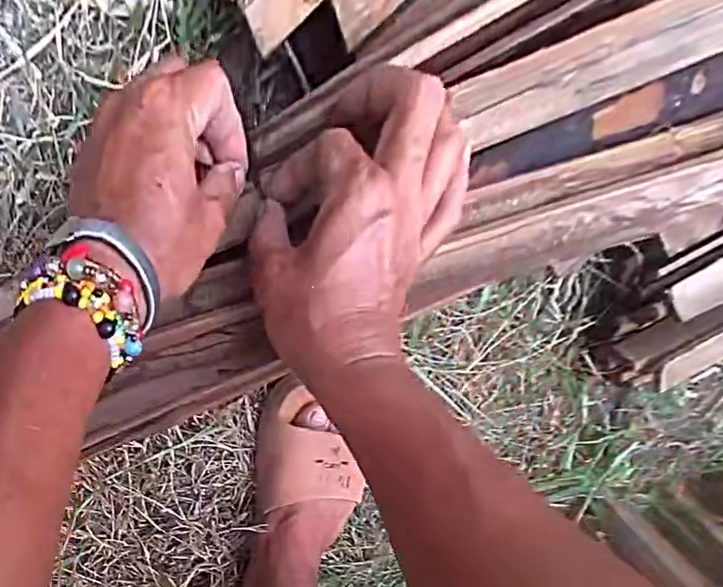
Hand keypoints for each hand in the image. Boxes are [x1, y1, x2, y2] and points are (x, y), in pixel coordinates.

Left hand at [69, 56, 248, 299]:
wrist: (104, 276)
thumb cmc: (149, 249)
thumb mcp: (210, 218)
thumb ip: (227, 182)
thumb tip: (227, 174)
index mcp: (166, 108)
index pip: (213, 85)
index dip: (231, 126)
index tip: (231, 163)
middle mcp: (128, 105)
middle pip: (176, 81)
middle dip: (199, 118)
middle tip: (208, 163)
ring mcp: (102, 128)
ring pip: (145, 103)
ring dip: (168, 130)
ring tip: (179, 176)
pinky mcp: (86, 154)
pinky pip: (120, 132)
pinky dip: (139, 146)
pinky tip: (150, 186)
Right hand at [248, 67, 467, 373]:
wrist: (349, 361)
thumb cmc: (312, 324)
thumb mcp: (270, 274)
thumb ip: (267, 231)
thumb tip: (271, 213)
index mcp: (358, 194)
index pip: (330, 144)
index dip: (298, 163)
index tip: (281, 195)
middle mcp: (399, 192)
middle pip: (417, 99)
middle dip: (381, 89)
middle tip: (350, 109)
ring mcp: (419, 214)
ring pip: (450, 131)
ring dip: (422, 118)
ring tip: (387, 128)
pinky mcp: (426, 239)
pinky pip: (455, 184)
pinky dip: (446, 163)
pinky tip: (426, 163)